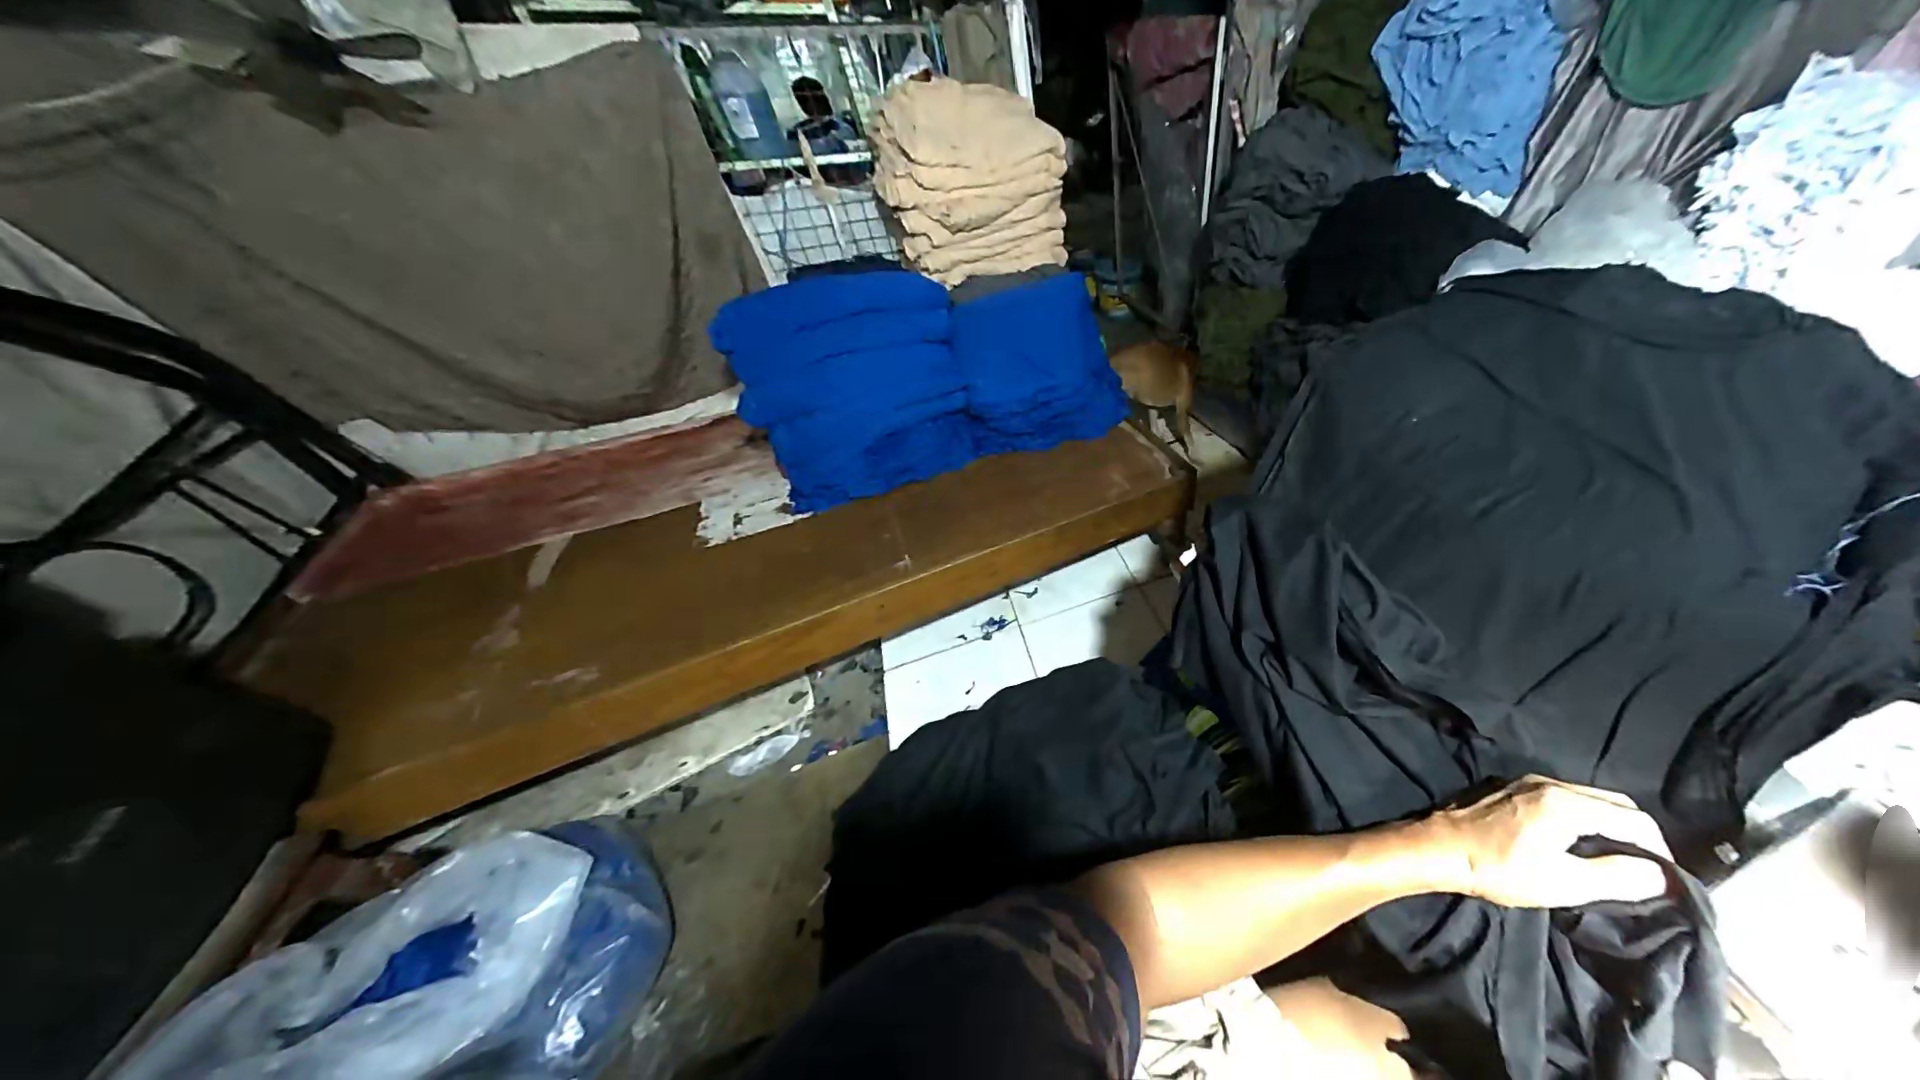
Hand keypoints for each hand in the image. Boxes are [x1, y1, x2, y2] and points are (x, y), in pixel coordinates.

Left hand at [1426, 776, 1673, 907]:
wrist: (1436, 848)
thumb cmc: (1498, 867)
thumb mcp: (1565, 882)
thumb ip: (1617, 877)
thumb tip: (1658, 873)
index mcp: (1564, 802)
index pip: (1633, 819)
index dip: (1659, 848)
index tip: (1667, 875)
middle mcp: (1545, 783)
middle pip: (1612, 801)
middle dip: (1636, 831)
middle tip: (1643, 864)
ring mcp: (1523, 782)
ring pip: (1585, 796)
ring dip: (1606, 821)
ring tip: (1613, 854)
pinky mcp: (1506, 789)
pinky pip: (1559, 796)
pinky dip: (1580, 814)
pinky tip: (1575, 838)